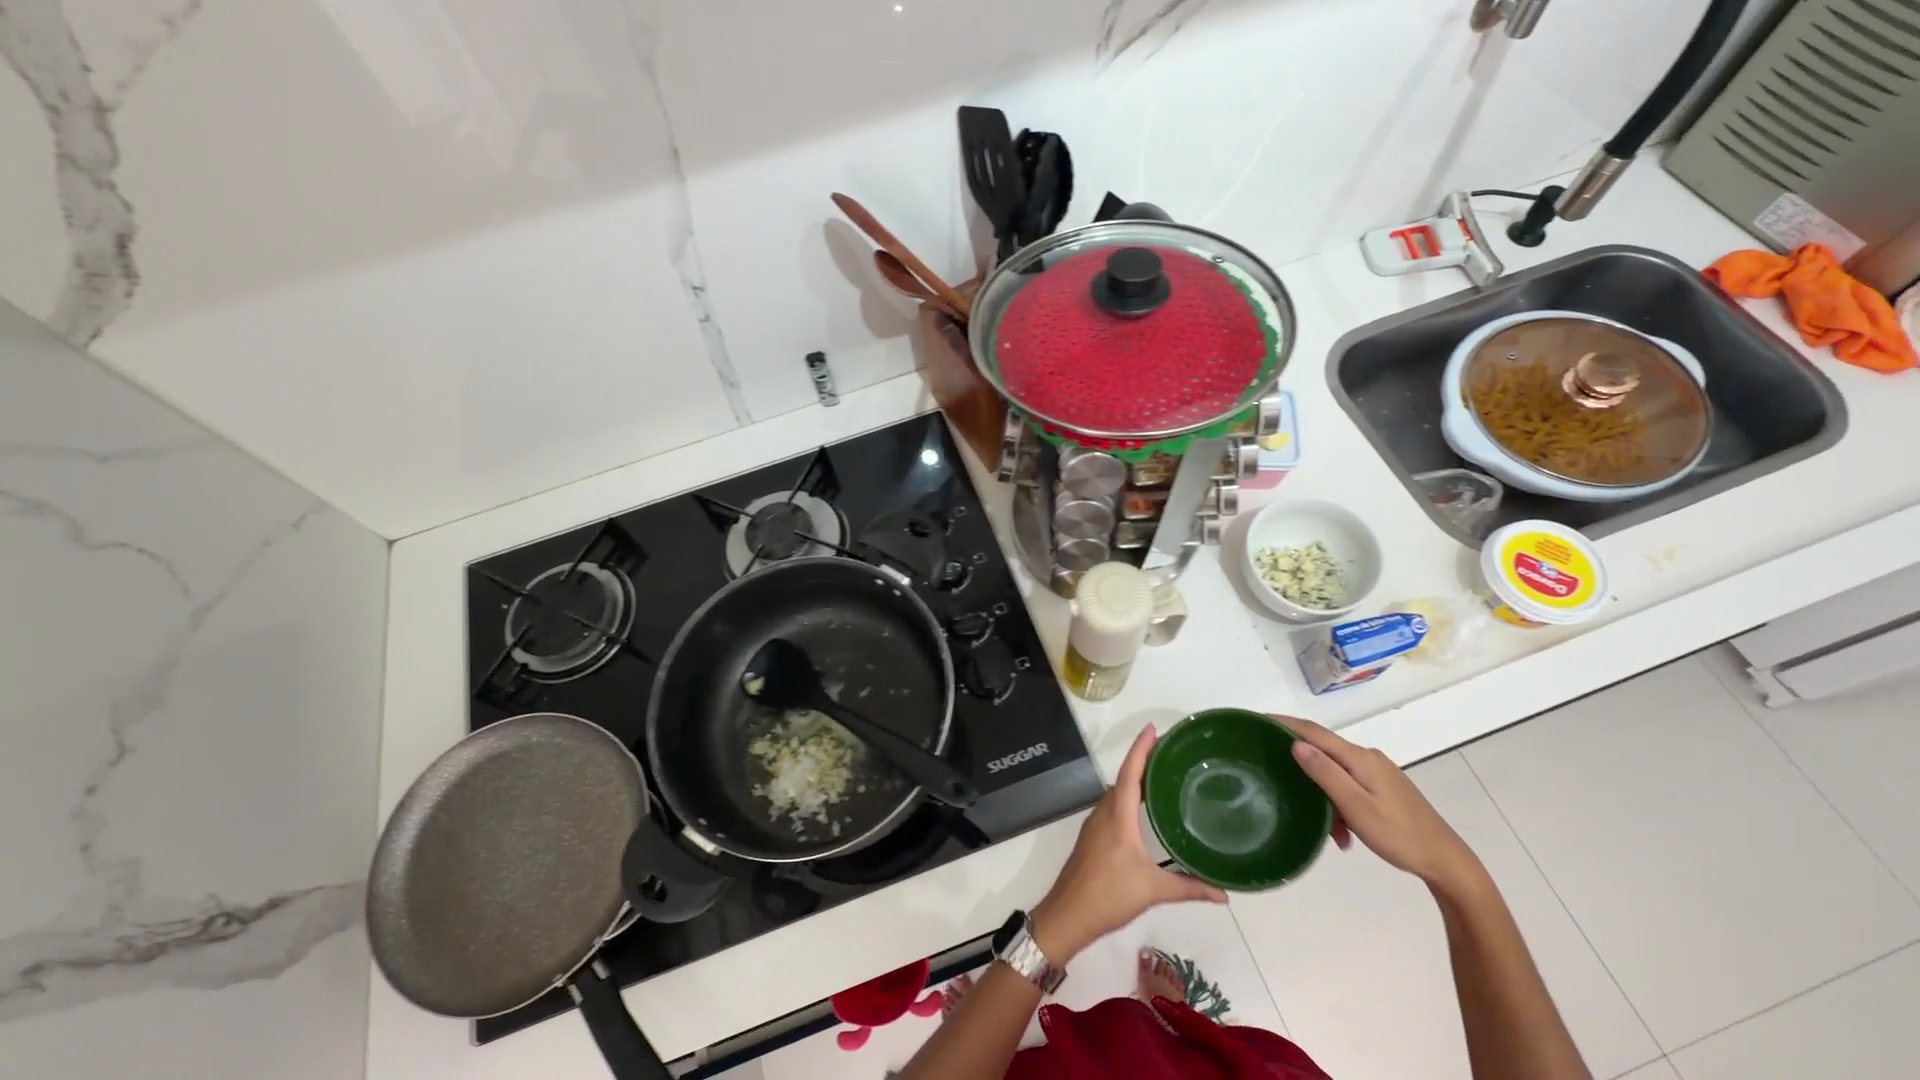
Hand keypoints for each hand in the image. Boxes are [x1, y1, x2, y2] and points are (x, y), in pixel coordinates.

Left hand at [1030, 725, 1225, 962]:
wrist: (1066, 916)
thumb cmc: (1108, 896)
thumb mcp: (1153, 891)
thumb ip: (1189, 888)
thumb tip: (1224, 893)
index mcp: (1118, 817)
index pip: (1131, 774)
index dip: (1141, 749)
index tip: (1154, 729)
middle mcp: (1104, 814)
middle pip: (1124, 779)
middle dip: (1144, 762)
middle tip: (1171, 752)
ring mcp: (1094, 826)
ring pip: (1116, 794)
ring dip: (1135, 781)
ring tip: (1163, 776)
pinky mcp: (1092, 838)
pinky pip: (1112, 807)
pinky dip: (1128, 799)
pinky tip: (1144, 809)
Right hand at [1277, 716, 1483, 892]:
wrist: (1444, 860)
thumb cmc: (1399, 835)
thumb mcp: (1357, 807)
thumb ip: (1326, 774)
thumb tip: (1296, 744)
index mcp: (1360, 758)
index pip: (1313, 732)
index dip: (1284, 723)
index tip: (1256, 720)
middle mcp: (1367, 758)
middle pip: (1322, 752)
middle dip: (1300, 766)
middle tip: (1274, 779)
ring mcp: (1376, 773)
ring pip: (1335, 775)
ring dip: (1322, 797)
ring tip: (1324, 829)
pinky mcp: (1382, 788)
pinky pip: (1348, 787)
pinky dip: (1339, 806)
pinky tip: (1343, 834)